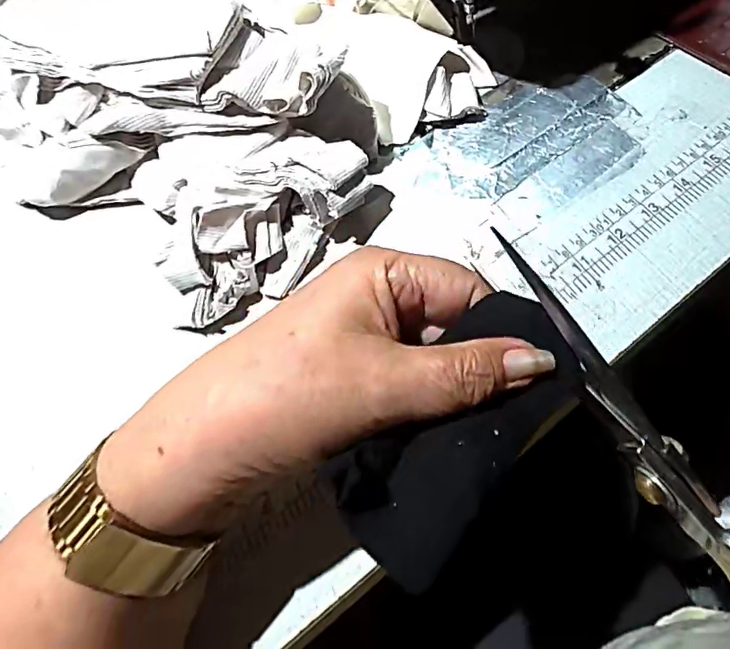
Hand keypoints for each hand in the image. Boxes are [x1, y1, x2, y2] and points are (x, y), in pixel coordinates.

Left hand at [96, 247, 554, 535]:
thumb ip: (465, 373)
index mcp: (386, 270)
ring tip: (485, 418)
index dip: (500, 328)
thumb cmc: (288, 397)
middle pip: (456, 320)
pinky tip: (449, 425)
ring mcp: (369, 332)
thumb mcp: (385, 384)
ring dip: (458, 384)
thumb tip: (539, 361)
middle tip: (512, 404)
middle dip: (481, 360)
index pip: (468, 288)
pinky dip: (434, 399)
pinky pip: (416, 375)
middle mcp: (381, 292)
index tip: (532, 374)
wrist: (190, 459)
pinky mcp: (359, 370)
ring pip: (439, 352)